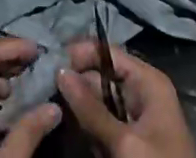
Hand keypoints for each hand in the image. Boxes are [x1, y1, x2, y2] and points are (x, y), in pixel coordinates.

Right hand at [54, 41, 195, 157]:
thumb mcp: (124, 142)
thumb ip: (91, 109)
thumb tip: (60, 71)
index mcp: (147, 81)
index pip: (108, 53)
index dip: (80, 54)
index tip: (51, 64)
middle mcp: (140, 91)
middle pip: (99, 76)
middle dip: (75, 85)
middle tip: (47, 93)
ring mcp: (134, 117)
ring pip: (97, 102)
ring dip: (79, 111)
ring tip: (58, 113)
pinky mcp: (128, 139)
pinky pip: (101, 124)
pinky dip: (87, 129)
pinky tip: (74, 133)